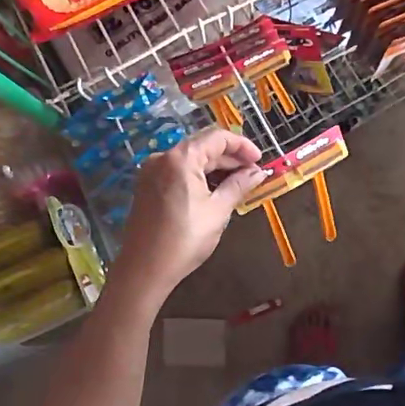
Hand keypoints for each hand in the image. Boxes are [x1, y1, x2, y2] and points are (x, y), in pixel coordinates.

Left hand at [113, 129, 263, 296]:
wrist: (145, 268)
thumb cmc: (184, 240)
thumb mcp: (217, 211)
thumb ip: (238, 185)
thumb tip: (257, 172)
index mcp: (179, 159)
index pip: (216, 137)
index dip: (242, 145)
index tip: (259, 159)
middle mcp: (161, 158)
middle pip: (201, 147)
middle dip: (229, 158)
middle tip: (252, 174)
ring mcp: (150, 172)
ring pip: (189, 160)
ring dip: (214, 168)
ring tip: (238, 184)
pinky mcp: (146, 186)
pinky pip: (177, 172)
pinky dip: (197, 177)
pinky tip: (213, 191)